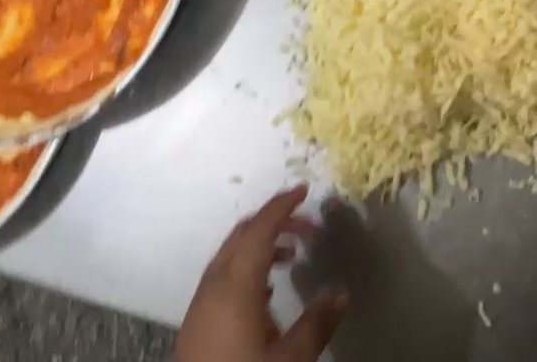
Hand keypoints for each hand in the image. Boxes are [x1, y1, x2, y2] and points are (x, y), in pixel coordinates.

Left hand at [176, 185, 348, 361]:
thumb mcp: (290, 361)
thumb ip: (317, 324)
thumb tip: (341, 293)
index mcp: (235, 285)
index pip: (259, 228)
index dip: (282, 206)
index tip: (304, 190)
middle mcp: (212, 285)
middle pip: (242, 236)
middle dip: (275, 223)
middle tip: (309, 229)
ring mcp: (199, 304)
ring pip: (230, 256)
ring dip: (260, 246)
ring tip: (291, 258)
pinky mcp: (195, 324)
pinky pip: (221, 277)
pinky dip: (246, 268)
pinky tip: (266, 292)